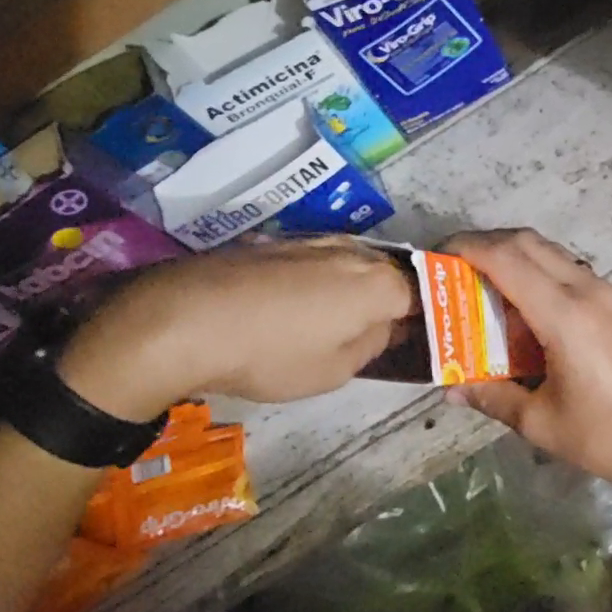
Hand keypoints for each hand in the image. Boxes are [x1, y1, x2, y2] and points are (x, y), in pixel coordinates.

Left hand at [57, 237, 414, 419]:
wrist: (187, 318)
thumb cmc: (272, 354)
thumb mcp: (334, 370)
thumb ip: (373, 344)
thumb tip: (386, 325)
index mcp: (380, 283)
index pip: (424, 295)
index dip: (424, 319)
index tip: (417, 341)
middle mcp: (355, 251)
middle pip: (389, 274)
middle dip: (391, 301)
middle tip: (379, 335)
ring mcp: (315, 240)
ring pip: (352, 264)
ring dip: (353, 289)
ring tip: (336, 323)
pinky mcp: (278, 241)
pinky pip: (317, 261)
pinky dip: (319, 282)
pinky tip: (296, 308)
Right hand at [441, 230, 611, 500]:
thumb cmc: (610, 437)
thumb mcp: (542, 424)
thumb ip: (493, 398)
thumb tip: (451, 389)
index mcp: (564, 314)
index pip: (506, 258)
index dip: (467, 248)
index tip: (436, 256)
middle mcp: (587, 291)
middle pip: (528, 242)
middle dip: (486, 244)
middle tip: (454, 269)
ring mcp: (610, 296)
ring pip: (552, 254)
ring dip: (515, 256)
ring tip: (484, 286)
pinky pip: (571, 272)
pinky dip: (540, 273)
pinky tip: (527, 310)